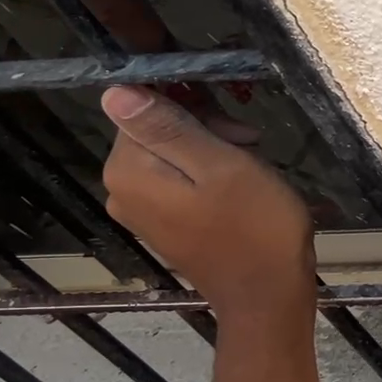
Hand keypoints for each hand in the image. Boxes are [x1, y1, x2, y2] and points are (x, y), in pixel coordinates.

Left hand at [100, 86, 315, 327]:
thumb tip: (115, 91)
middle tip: (255, 148)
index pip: (145, 113)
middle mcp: (121, 190)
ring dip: (215, 154)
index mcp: (129, 171)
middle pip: (156, 136)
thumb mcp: (224, 167)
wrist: (267, 290)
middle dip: (208, 132)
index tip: (242, 130)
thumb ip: (170, 129)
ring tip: (255, 170)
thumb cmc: (255, 224)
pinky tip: (243, 190)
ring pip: (173, 159)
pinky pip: (181, 184)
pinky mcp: (166, 226)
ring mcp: (142, 212)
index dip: (197, 111)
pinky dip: (212, 178)